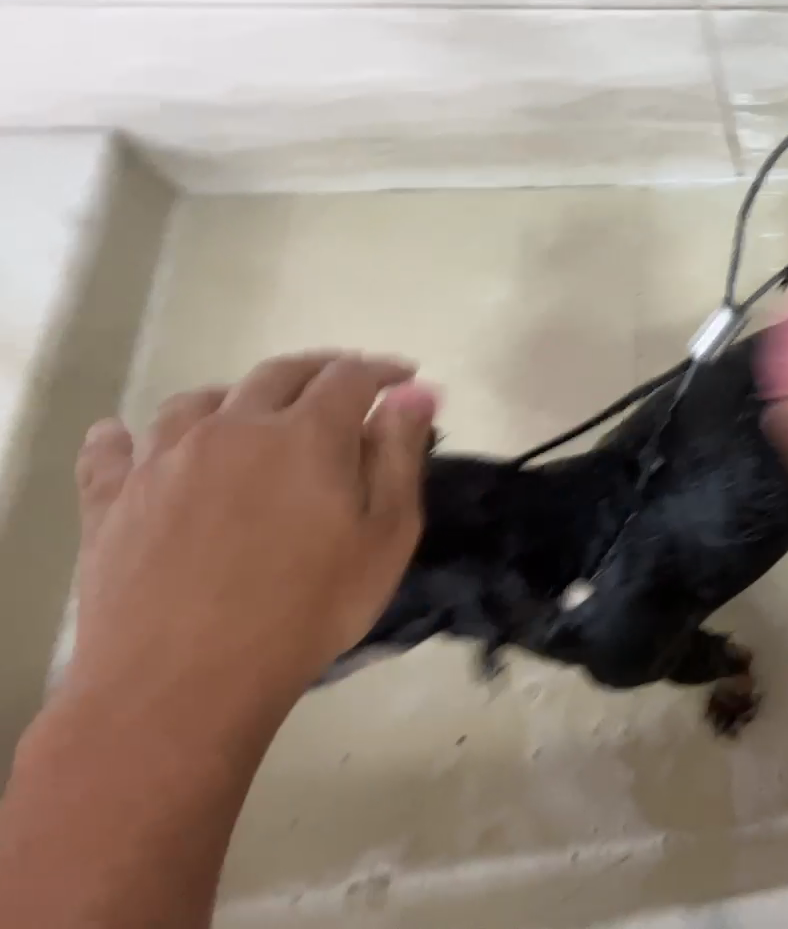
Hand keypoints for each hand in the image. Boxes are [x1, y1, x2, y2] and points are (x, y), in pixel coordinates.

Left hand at [64, 352, 437, 716]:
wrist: (186, 678)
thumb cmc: (313, 604)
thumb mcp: (387, 532)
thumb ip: (399, 455)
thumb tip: (415, 394)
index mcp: (307, 435)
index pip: (351, 378)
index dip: (384, 371)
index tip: (407, 377)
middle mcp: (233, 430)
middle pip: (278, 375)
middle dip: (322, 369)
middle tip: (350, 382)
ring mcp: (163, 462)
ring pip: (200, 401)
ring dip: (239, 394)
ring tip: (258, 412)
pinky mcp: (113, 501)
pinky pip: (114, 448)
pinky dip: (128, 433)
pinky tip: (128, 435)